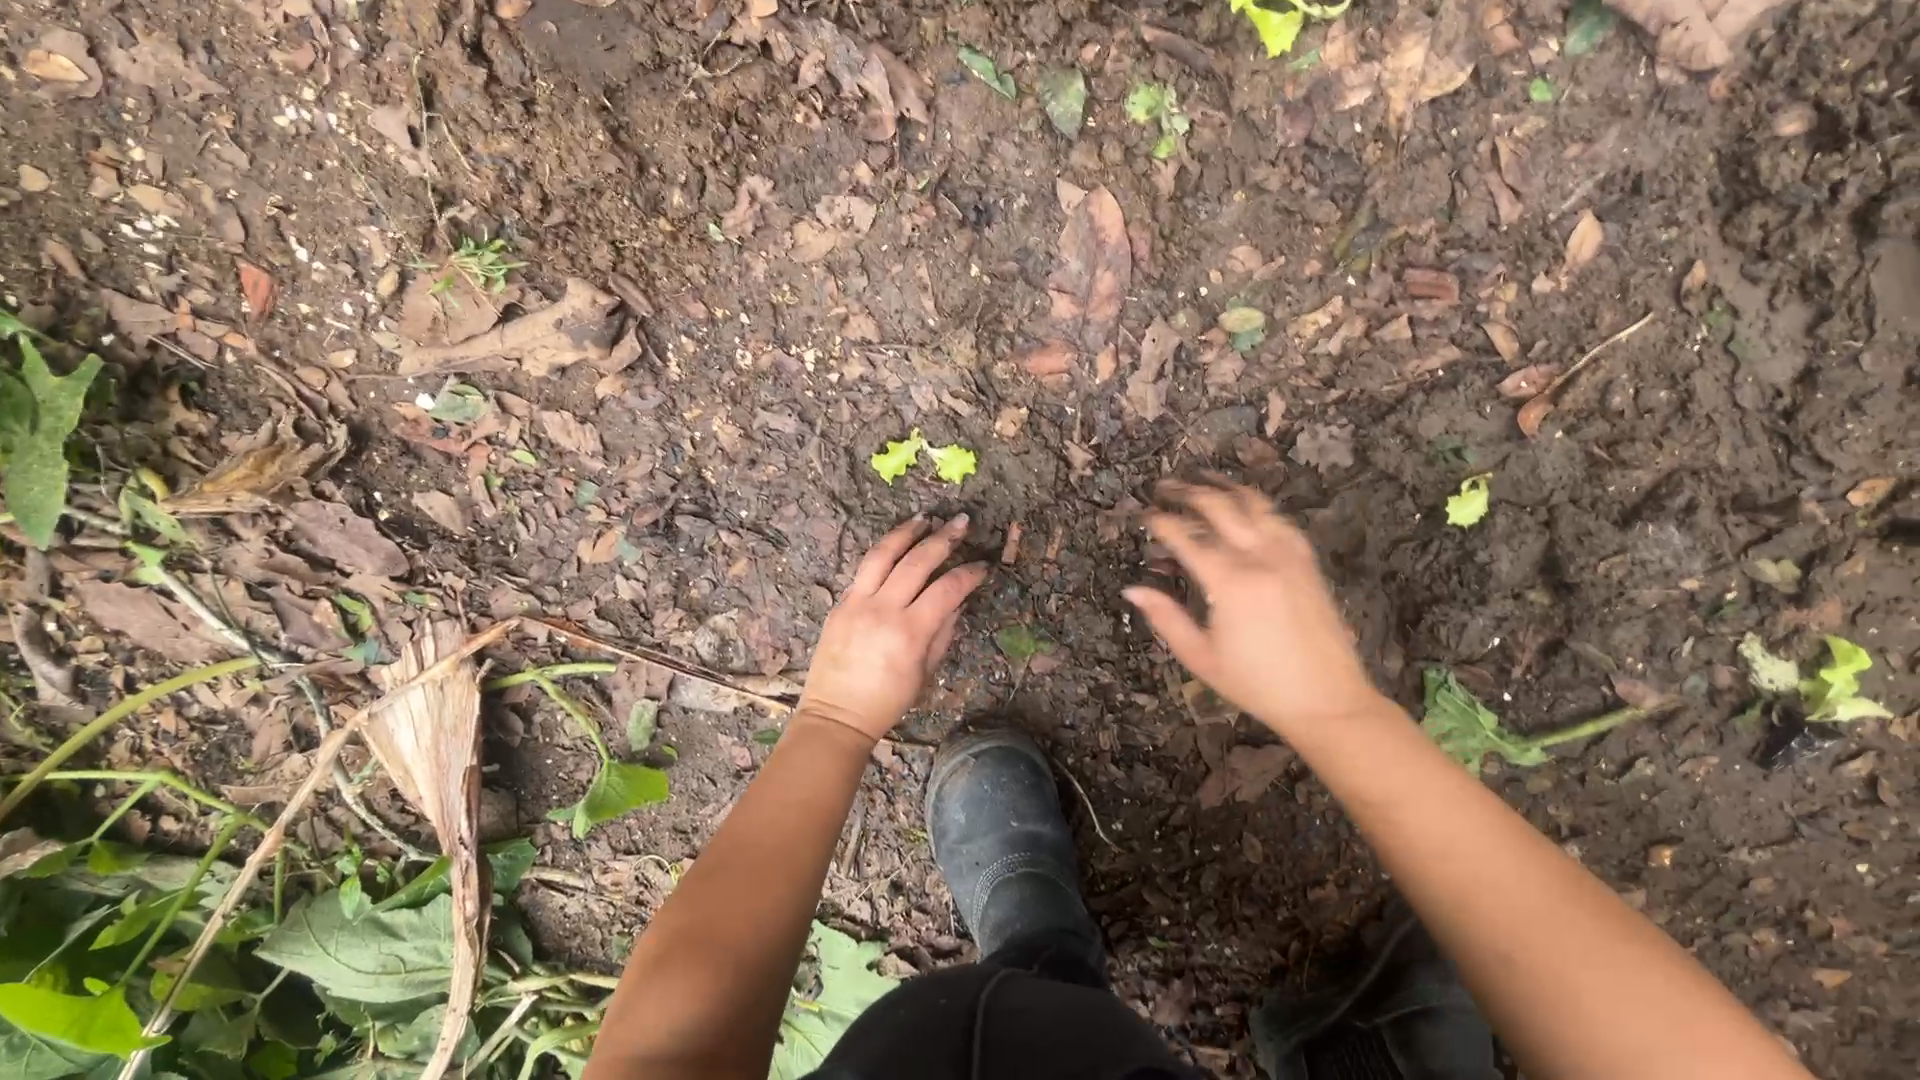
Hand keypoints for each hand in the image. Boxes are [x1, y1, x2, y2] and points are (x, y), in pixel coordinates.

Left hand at [798, 514, 988, 741]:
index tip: (983, 567)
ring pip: (884, 554)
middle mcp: (883, 611)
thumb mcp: (925, 672)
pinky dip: (883, 552)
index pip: (947, 590)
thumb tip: (956, 601)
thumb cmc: (887, 701)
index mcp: (910, 633)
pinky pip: (864, 569)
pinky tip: (897, 543)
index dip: (969, 575)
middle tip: (960, 523)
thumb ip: (943, 632)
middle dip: (943, 539)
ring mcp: (857, 603)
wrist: (837, 714)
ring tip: (925, 518)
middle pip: (917, 562)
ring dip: (907, 533)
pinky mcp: (841, 603)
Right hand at [1122, 481, 1386, 734]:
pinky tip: (1246, 505)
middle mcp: (1261, 559)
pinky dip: (1258, 506)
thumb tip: (1133, 590)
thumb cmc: (1257, 684)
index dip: (1161, 521)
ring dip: (1224, 488)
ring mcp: (1289, 556)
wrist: (1326, 699)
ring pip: (1254, 504)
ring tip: (1202, 480)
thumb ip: (1166, 618)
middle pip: (1219, 507)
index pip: (1187, 536)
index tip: (1144, 515)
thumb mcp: (1201, 657)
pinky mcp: (1308, 563)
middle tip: (1164, 487)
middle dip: (1187, 492)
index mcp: (1230, 583)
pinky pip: (1281, 520)